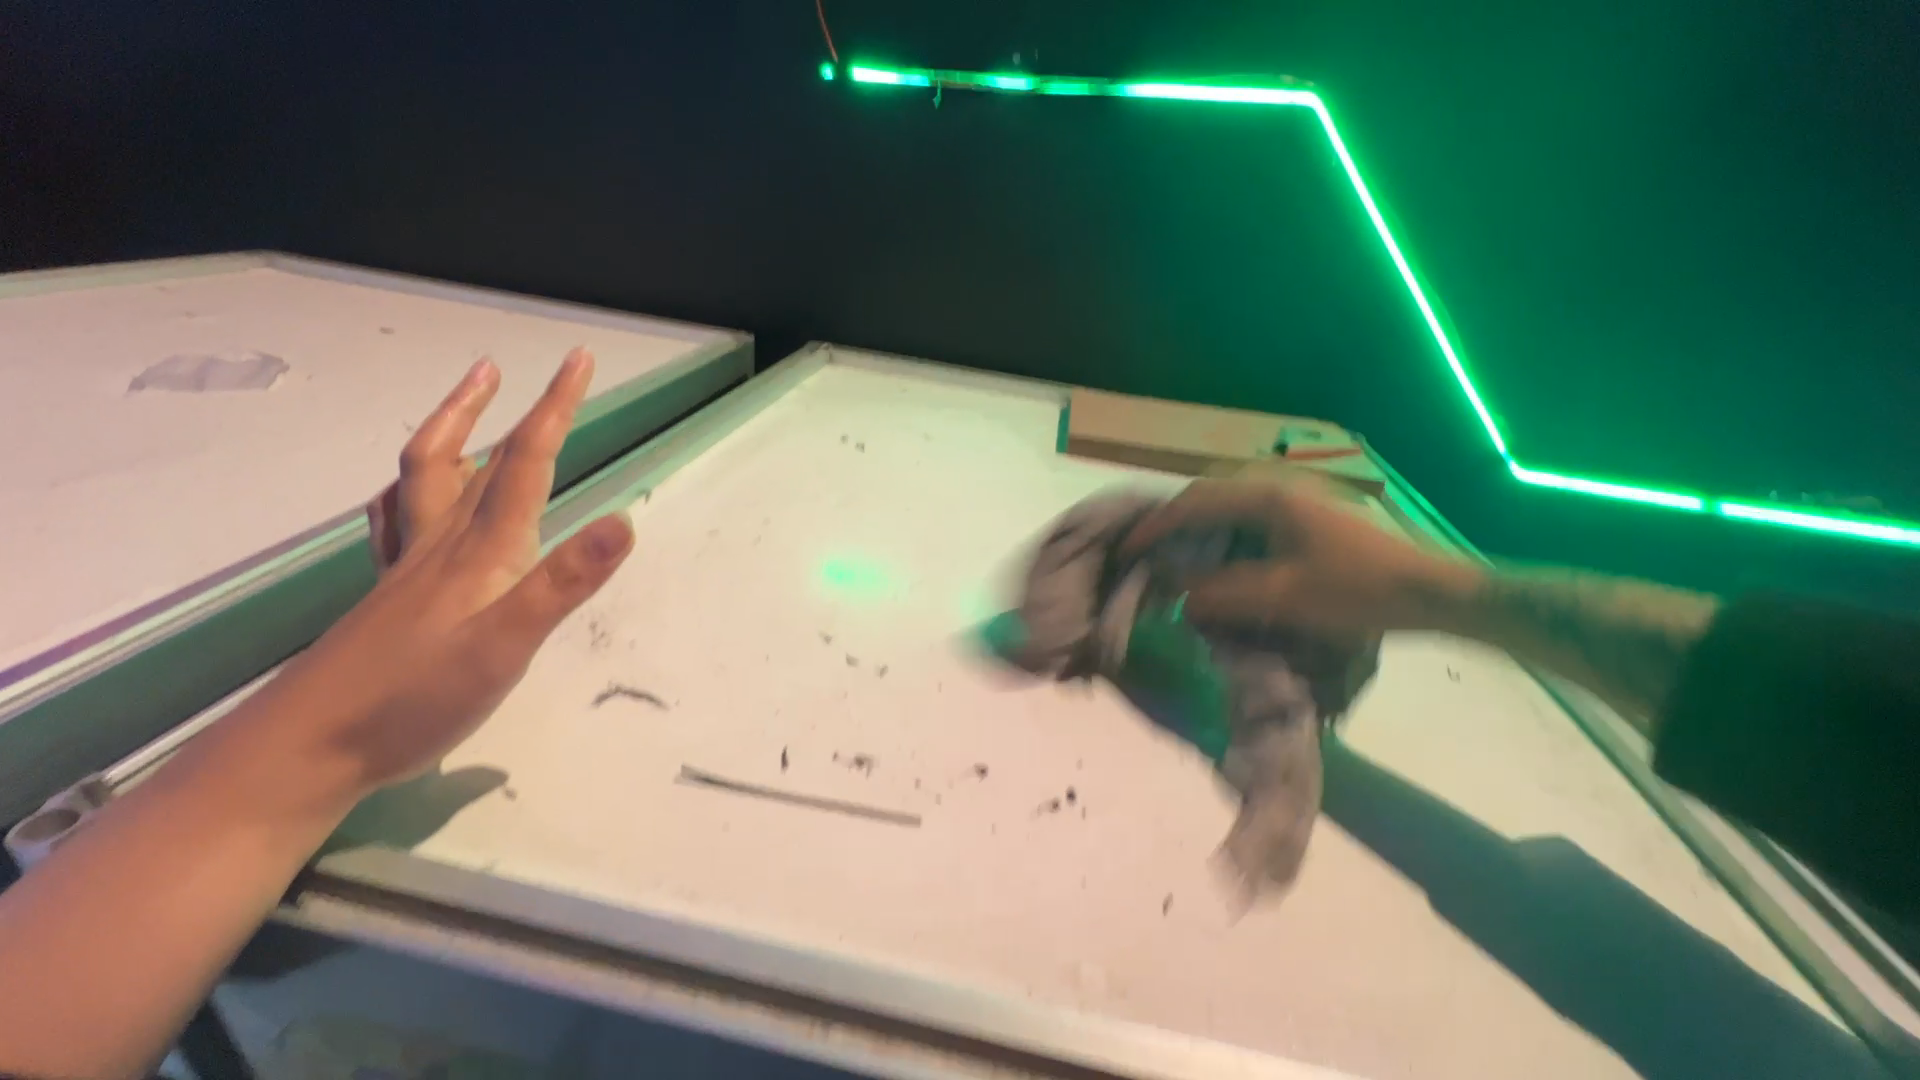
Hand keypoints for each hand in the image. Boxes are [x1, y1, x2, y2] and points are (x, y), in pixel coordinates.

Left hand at [241, 348, 635, 808]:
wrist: (307, 747)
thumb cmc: (415, 698)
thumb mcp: (505, 646)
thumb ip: (564, 583)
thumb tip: (623, 522)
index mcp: (482, 551)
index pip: (528, 464)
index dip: (556, 408)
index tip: (579, 359)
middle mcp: (445, 545)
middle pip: (485, 460)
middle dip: (519, 409)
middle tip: (539, 369)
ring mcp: (411, 568)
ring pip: (434, 478)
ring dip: (459, 428)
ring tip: (474, 395)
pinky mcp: (391, 594)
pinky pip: (399, 519)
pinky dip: (411, 487)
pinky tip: (410, 490)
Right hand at [1118, 475, 1479, 635]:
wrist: (1432, 593)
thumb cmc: (1356, 590)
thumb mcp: (1283, 596)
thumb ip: (1224, 593)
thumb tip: (1180, 595)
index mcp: (1268, 497)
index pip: (1195, 502)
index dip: (1156, 525)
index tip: (1128, 549)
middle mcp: (1278, 489)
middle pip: (1209, 499)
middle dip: (1174, 526)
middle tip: (1148, 555)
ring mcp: (1297, 503)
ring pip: (1230, 512)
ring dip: (1201, 536)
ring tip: (1177, 564)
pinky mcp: (1310, 521)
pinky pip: (1251, 526)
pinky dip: (1226, 544)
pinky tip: (1222, 570)